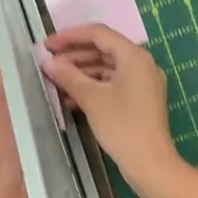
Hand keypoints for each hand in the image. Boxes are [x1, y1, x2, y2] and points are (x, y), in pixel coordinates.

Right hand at [39, 23, 179, 179]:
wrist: (150, 163)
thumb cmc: (122, 126)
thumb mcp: (92, 99)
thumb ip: (69, 76)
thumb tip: (48, 63)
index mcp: (134, 56)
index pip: (98, 34)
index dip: (70, 36)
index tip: (47, 45)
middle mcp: (142, 64)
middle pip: (103, 50)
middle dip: (74, 56)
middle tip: (49, 64)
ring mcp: (143, 83)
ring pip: (107, 69)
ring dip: (81, 74)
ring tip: (56, 82)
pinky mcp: (141, 101)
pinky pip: (113, 85)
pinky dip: (93, 88)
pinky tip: (71, 100)